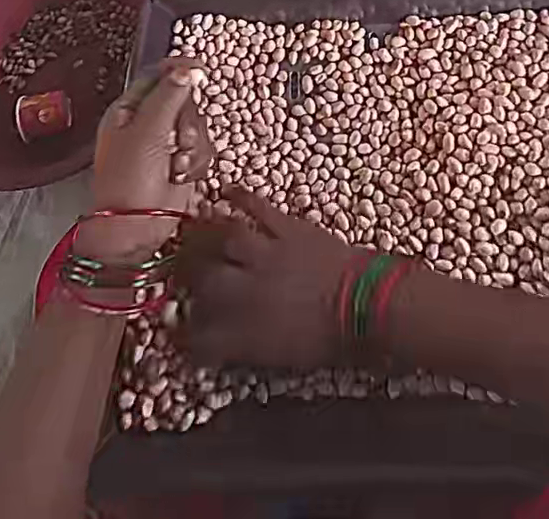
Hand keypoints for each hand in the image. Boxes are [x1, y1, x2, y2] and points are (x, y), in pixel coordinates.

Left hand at [77, 59, 215, 262]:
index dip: (178, 69)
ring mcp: (165, 143)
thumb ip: (169, 96)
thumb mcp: (147, 131)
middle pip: (183, 100)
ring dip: (193, 145)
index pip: (156, 76)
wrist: (135, 229)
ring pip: (196, 125)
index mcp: (128, 109)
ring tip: (177, 163)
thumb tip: (188, 70)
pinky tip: (182, 174)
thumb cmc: (129, 179)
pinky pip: (202, 148)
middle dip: (187, 120)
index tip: (200, 68)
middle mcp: (147, 123)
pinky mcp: (181, 162)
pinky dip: (196, 161)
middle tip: (180, 139)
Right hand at [181, 188, 366, 369]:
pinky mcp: (286, 228)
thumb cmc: (334, 339)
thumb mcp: (285, 357)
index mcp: (248, 332)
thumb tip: (223, 339)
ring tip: (194, 230)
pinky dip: (240, 196)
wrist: (370, 304)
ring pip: (223, 238)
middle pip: (205, 280)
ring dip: (206, 234)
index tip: (177, 331)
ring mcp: (267, 254)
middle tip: (180, 272)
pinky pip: (257, 207)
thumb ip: (247, 346)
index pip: (201, 336)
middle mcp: (249, 290)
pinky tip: (226, 191)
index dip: (184, 334)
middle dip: (187, 278)